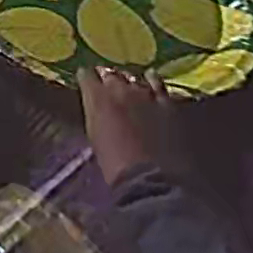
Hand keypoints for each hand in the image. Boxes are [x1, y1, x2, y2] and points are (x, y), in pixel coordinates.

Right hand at [79, 66, 188, 184]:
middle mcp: (119, 87)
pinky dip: (152, 81)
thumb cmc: (114, 163)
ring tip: (129, 85)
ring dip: (128, 80)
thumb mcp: (94, 133)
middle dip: (107, 77)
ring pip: (133, 76)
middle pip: (110, 73)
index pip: (86, 75)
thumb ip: (94, 111)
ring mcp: (144, 93)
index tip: (87, 83)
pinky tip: (151, 80)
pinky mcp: (166, 102)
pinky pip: (158, 83)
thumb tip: (96, 102)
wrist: (149, 180)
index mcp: (96, 96)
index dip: (87, 79)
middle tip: (107, 85)